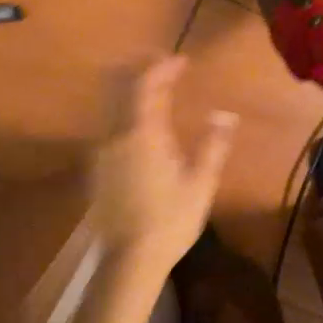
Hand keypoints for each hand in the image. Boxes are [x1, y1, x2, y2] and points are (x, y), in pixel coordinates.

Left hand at [88, 56, 238, 278]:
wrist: (129, 261)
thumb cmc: (170, 221)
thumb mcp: (201, 184)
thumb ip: (212, 144)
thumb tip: (225, 115)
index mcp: (141, 134)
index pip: (145, 84)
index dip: (162, 67)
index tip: (181, 61)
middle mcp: (115, 135)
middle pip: (119, 86)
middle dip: (141, 69)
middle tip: (164, 64)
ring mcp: (101, 151)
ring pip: (109, 104)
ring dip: (129, 88)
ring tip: (154, 87)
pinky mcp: (97, 168)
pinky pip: (107, 124)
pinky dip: (123, 109)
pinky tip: (139, 121)